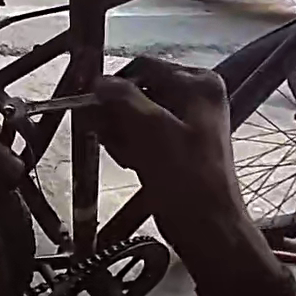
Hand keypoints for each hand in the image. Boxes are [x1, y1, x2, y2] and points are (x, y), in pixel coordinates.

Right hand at [94, 58, 253, 258]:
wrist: (208, 227)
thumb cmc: (184, 176)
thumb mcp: (151, 129)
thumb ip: (123, 98)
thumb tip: (97, 80)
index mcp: (198, 84)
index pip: (143, 68)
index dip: (114, 84)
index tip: (88, 102)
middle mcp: (194, 96)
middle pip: (137, 92)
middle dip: (116, 115)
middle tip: (105, 135)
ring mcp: (185, 121)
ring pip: (135, 115)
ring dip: (120, 134)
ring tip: (125, 155)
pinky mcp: (174, 145)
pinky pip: (141, 135)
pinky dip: (130, 146)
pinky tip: (131, 163)